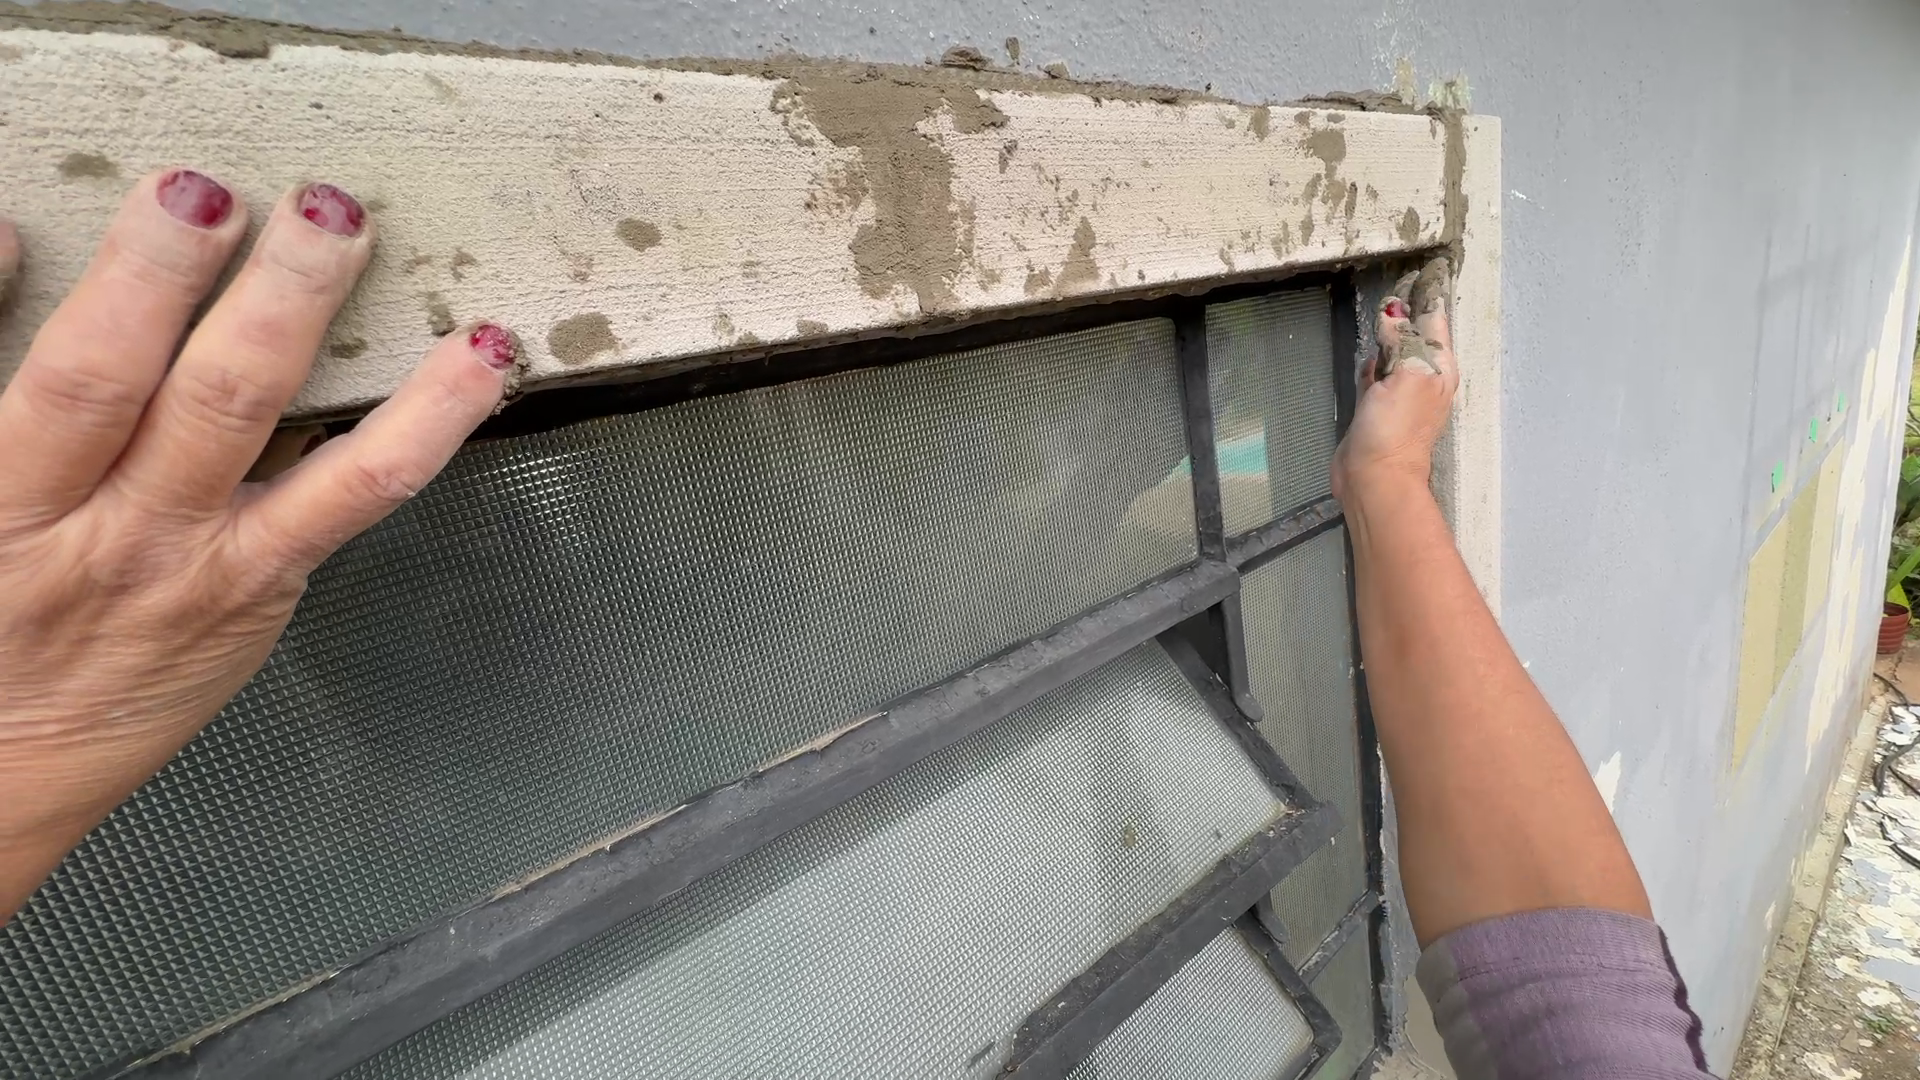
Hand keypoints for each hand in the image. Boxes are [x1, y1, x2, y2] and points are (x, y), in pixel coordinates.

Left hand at [0, 170, 520, 920]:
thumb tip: (313, 424)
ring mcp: (31, 514)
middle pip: (231, 403)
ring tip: (201, 196)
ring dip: (154, 282)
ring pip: (95, 384)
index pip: (370, 477)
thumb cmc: (123, 698)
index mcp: (245, 569)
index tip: (489, 344)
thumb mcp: (238, 624)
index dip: (438, 408)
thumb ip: (276, 526)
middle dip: (291, 303)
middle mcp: (147, 535)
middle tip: (334, 213)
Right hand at [1330, 258, 1457, 502]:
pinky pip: (1377, 374)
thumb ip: (1404, 342)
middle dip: (1413, 308)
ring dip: (1392, 332)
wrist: (1372, 476)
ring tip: (1390, 308)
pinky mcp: (1375, 407)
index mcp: (1439, 366)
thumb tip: (1393, 314)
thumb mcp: (1406, 377)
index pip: (1435, 319)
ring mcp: (1399, 392)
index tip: (1429, 267)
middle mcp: (1424, 375)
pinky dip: (1374, 360)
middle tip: (1408, 279)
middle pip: (1418, 332)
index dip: (1430, 293)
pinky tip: (1369, 354)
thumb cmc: (1394, 429)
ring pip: (1396, 351)